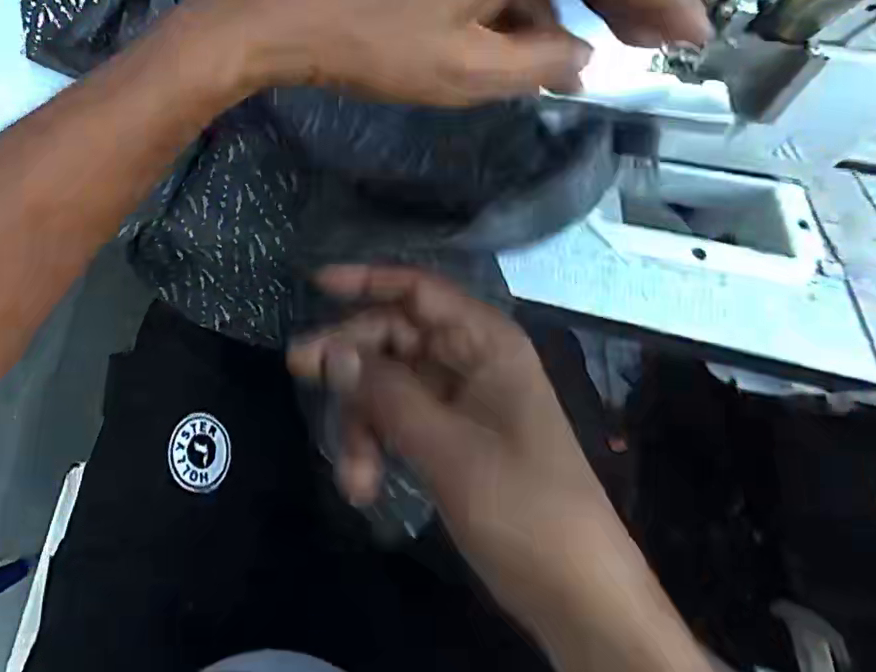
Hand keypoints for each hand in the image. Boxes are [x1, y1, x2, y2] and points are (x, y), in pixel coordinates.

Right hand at [290, 267, 712, 671]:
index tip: (317, 283)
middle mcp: (472, 360)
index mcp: (486, 342)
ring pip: (391, 385)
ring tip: (353, 478)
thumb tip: (330, 349)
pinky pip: (401, 421)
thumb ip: (386, 394)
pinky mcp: (452, 438)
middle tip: (299, 372)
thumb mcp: (447, 448)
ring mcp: (461, 400)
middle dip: (352, 363)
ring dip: (363, 422)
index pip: (420, 291)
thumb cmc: (522, 506)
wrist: (576, 595)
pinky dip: (378, 445)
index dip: (369, 280)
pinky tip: (364, 487)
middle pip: (396, 337)